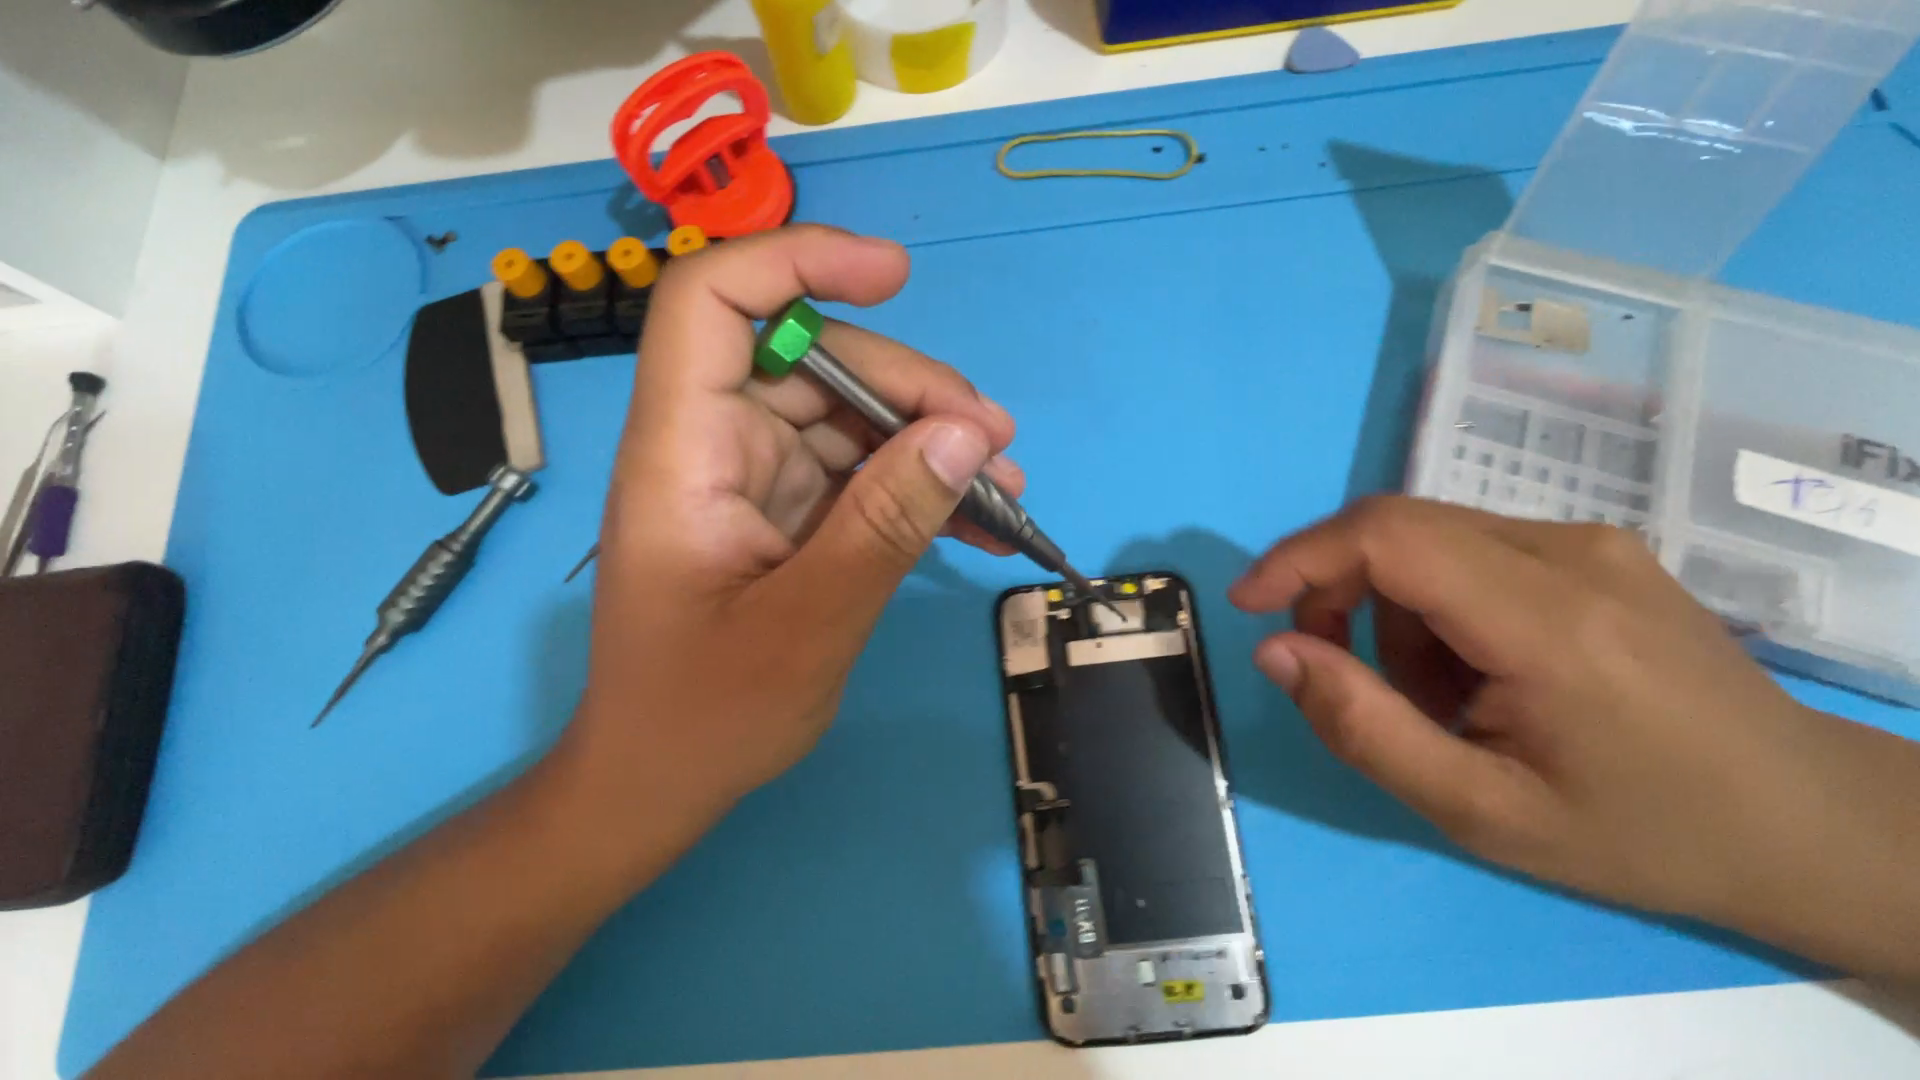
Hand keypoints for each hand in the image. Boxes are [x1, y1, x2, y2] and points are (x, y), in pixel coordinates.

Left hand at [557, 226, 1021, 832]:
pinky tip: (978, 520)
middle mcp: (713, 446)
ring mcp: (751, 478)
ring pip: (847, 416)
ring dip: (929, 441)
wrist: (660, 783)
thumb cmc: (707, 715)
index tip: (893, 276)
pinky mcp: (783, 514)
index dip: (797, 261)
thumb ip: (886, 523)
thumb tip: (967, 433)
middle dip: (910, 389)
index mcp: (683, 452)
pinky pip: (856, 473)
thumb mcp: (810, 623)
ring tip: (1004, 488)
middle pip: (811, 362)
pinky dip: (914, 487)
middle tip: (996, 445)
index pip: (713, 304)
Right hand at [1230, 497, 1919, 976]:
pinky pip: (1470, 551)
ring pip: (1429, 540)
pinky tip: (1474, 672)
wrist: (1804, 821)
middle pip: (1398, 528)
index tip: (1249, 606)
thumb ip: (1364, 728)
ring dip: (1391, 611)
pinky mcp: (1595, 551)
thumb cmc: (1638, 831)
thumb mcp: (1481, 811)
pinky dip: (1434, 607)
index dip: (1300, 558)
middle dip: (1334, 590)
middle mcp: (1569, 552)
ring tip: (1431, 698)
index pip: (1389, 537)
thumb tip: (1274, 651)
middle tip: (1328, 669)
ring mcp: (1589, 544)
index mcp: (1547, 620)